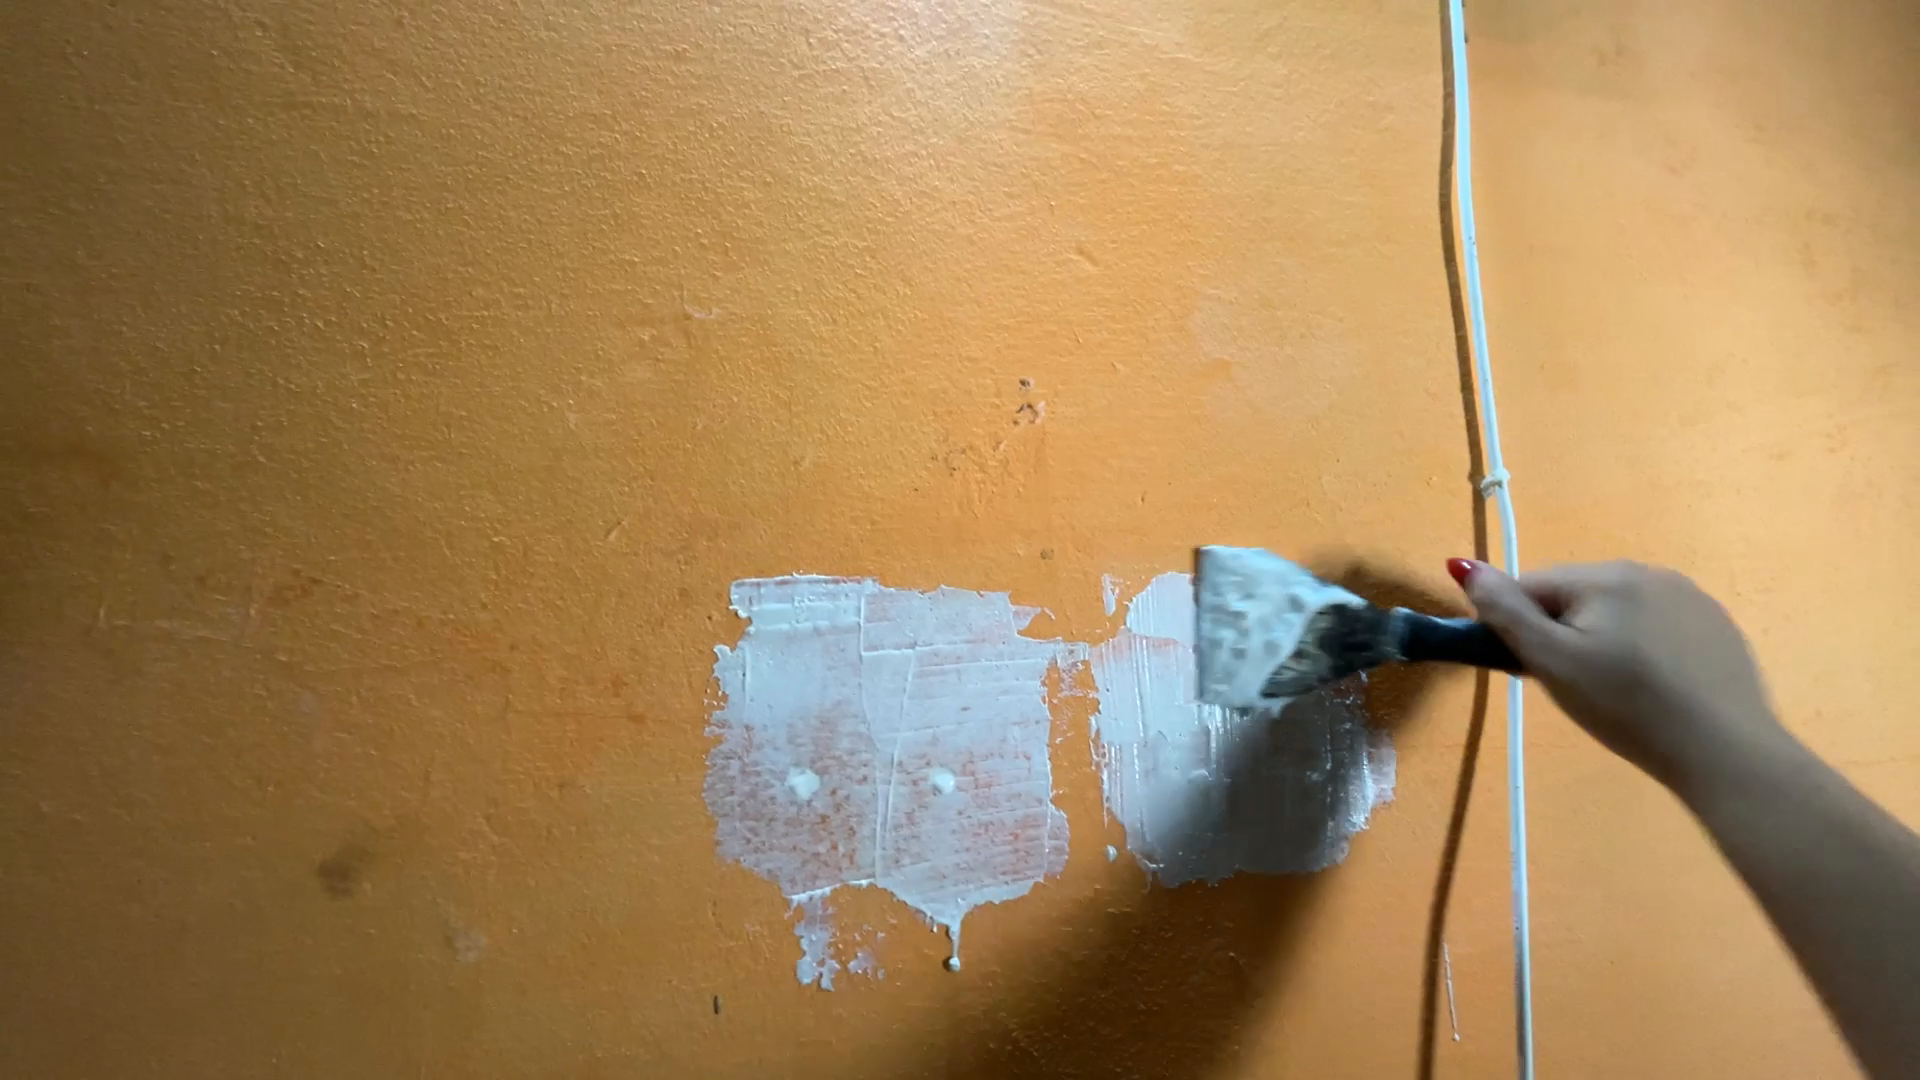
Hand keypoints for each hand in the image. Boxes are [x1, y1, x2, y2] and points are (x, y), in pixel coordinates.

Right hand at [1451, 558, 1789, 790]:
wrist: (1725, 754)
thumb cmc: (1623, 704)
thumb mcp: (1548, 658)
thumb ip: (1501, 608)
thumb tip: (1461, 564)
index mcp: (1605, 576)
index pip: (1528, 588)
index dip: (1517, 628)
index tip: (1528, 669)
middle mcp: (1650, 572)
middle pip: (1569, 596)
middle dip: (1557, 631)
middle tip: (1566, 681)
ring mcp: (1690, 598)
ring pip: (1609, 610)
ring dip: (1594, 638)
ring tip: (1607, 686)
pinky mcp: (1716, 626)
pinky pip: (1649, 625)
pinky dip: (1635, 647)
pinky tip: (1647, 683)